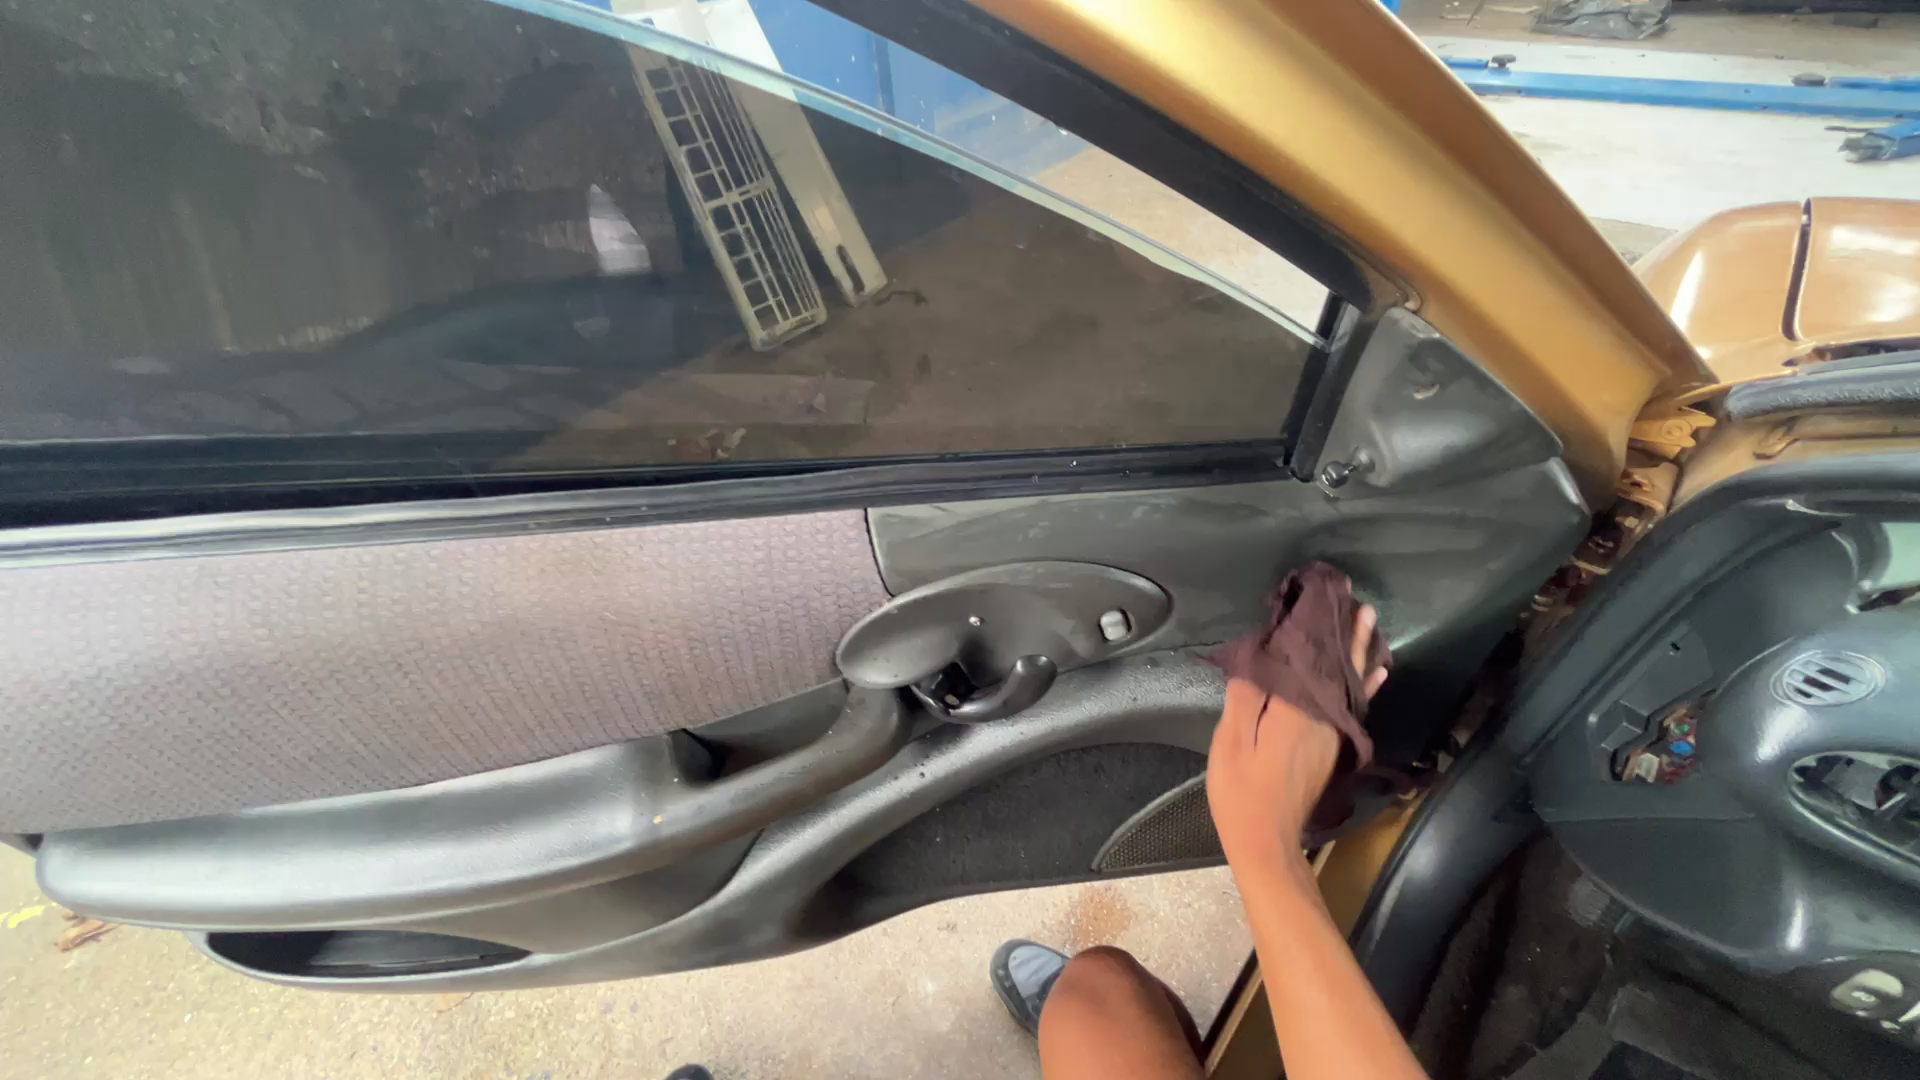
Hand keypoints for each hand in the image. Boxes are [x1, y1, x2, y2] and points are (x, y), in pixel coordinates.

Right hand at [1206, 604, 1387, 864]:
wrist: (1267, 840)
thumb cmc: (1240, 789)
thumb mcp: (1230, 741)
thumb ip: (1245, 696)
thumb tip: (1256, 658)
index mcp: (1294, 710)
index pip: (1309, 657)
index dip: (1316, 627)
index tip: (1324, 597)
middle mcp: (1323, 716)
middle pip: (1337, 666)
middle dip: (1346, 632)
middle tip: (1355, 600)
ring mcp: (1333, 733)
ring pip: (1350, 682)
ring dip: (1360, 650)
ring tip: (1368, 620)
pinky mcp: (1334, 746)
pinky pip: (1354, 704)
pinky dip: (1365, 684)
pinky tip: (1376, 671)